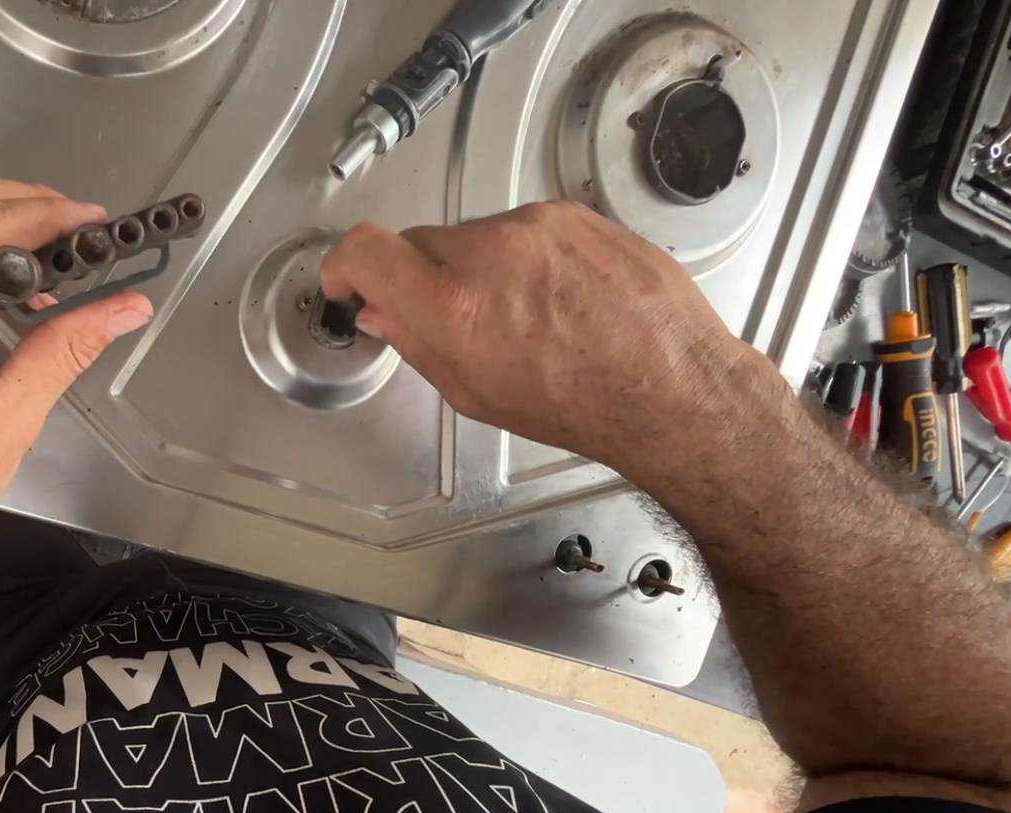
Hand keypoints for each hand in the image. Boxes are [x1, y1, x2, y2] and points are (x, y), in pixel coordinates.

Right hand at [319, 201, 759, 474]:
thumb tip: (380, 311)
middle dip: (416, 278)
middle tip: (441, 316)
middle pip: (416, 243)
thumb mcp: (471, 390)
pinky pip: (517, 229)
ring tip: (512, 314)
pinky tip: (545, 296)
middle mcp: (489, 251)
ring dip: (470, 268)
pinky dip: (514, 257)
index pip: (365, 250)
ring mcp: (534, 224)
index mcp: (453, 305)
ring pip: (468, 236)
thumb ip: (414, 341)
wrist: (666, 384)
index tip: (347, 279)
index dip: (344, 265)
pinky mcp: (572, 213)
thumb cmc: (573, 402)